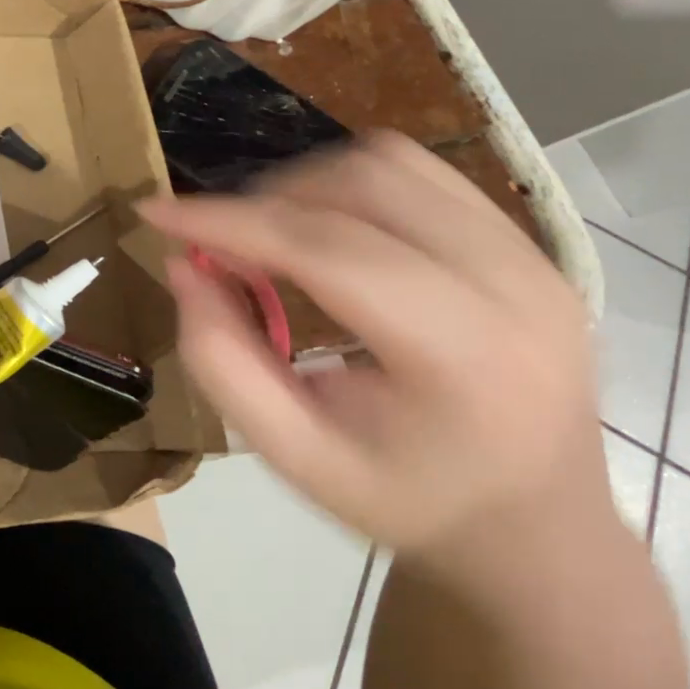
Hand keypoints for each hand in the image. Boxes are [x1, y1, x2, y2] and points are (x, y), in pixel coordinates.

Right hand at [138, 132, 608, 556]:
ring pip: (388, 163)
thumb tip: (181, 265)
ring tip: (265, 238)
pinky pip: (419, 173)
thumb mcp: (292, 455)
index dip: (228, 221)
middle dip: (262, 203)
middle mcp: (513, 286)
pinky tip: (320, 231)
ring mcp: (530, 256)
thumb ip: (221, 361)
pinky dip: (346, 186)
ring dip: (303, 187)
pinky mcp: (527, 243)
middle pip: (360, 187)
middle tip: (214, 246)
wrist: (536, 524)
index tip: (153, 212)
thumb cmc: (405, 497)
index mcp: (463, 355)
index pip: (327, 249)